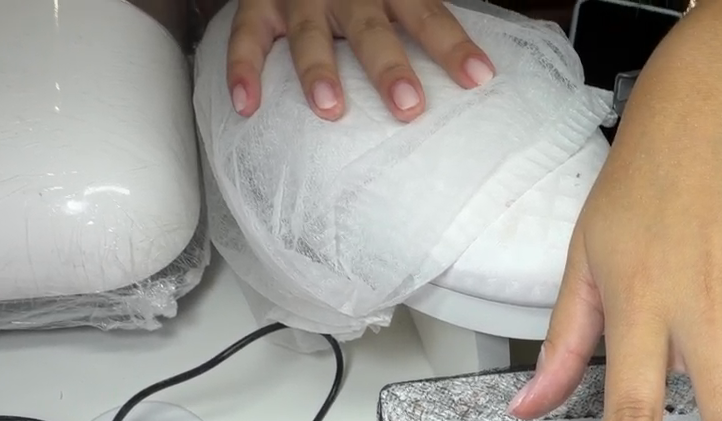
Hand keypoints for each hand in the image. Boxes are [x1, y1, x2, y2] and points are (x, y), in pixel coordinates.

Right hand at [222, 0, 493, 120]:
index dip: (453, 46)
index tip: (478, 78)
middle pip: (370, 29)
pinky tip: (247, 106)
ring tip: (332, 109)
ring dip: (319, 70)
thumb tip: (479, 69)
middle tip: (408, 106)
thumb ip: (426, 17)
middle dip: (389, 67)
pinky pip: (247, 35)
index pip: (428, 15)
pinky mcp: (259, 2)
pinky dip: (242, 69)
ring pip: (308, 32)